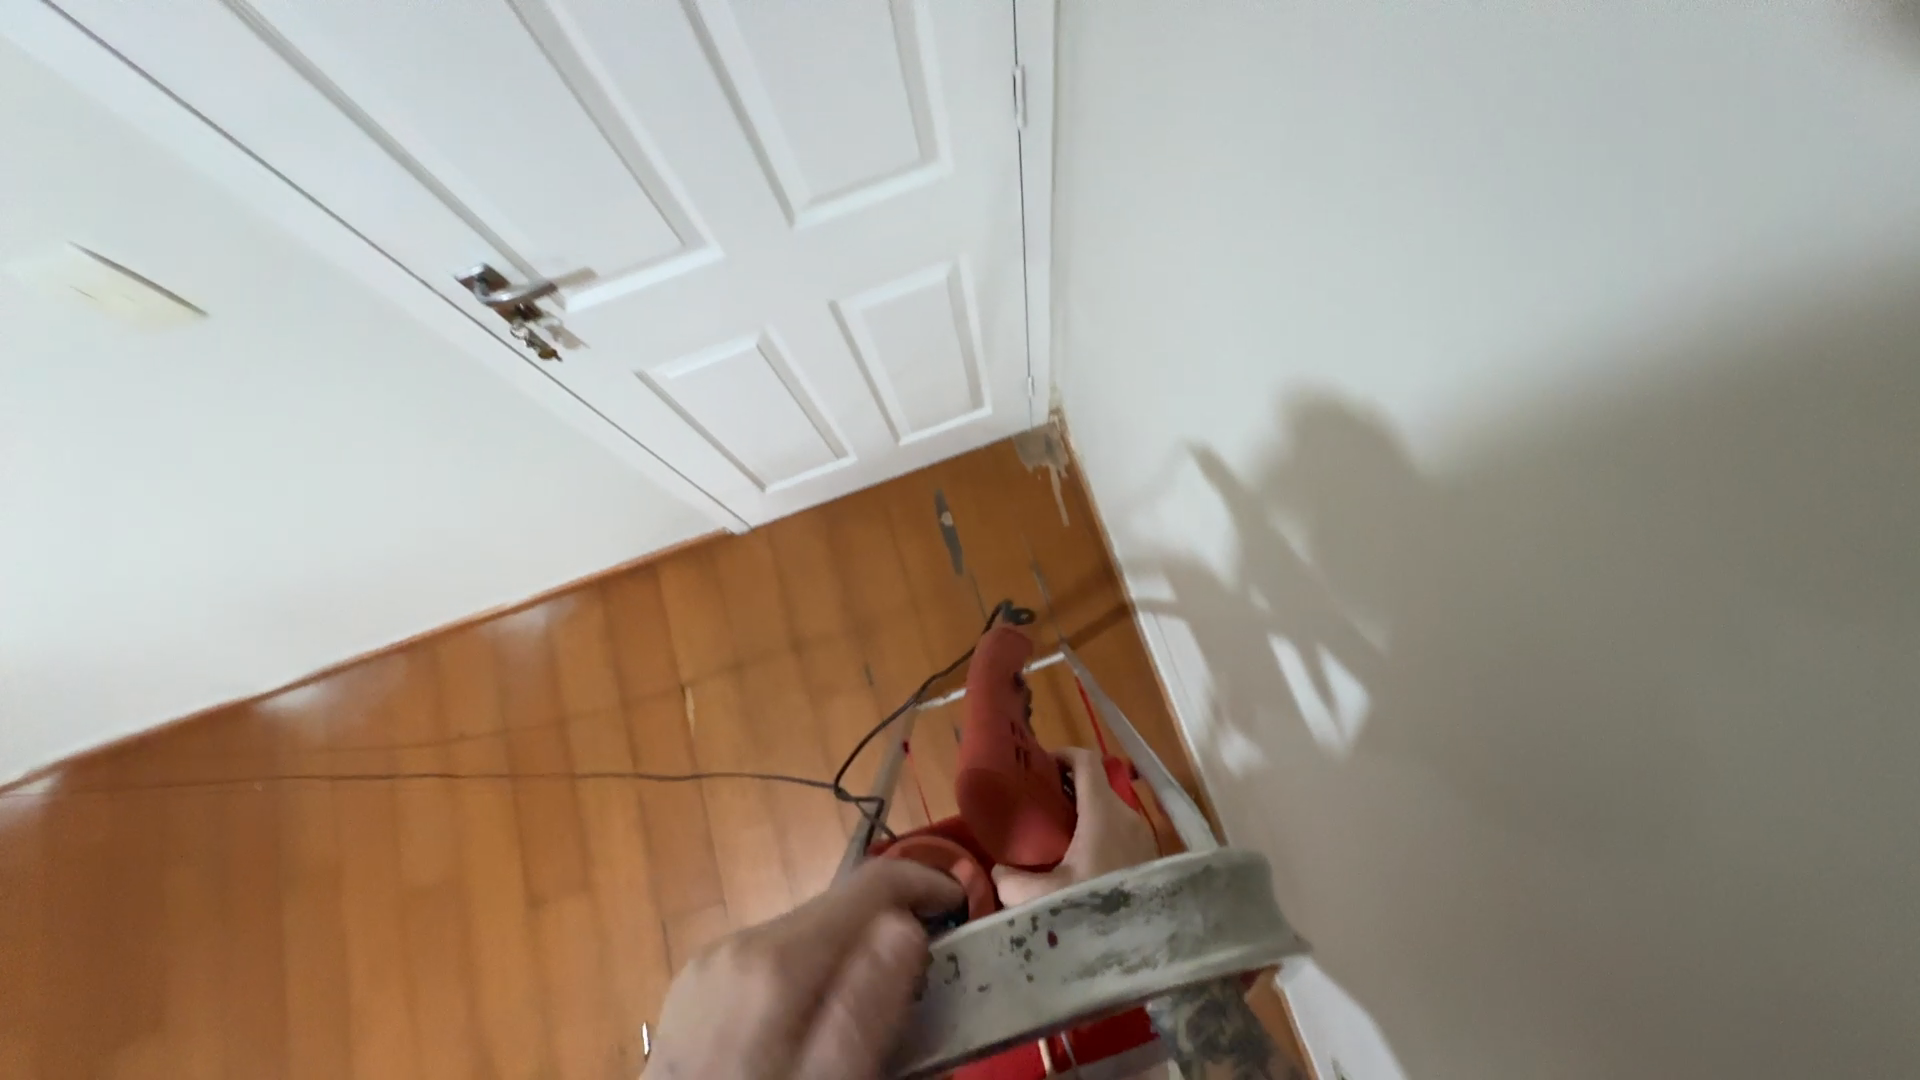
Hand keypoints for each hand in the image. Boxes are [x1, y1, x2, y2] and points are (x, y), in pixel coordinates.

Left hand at [644, 858, 964, 1079]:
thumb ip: (868, 1005)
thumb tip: (906, 924)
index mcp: (776, 959)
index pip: (870, 882)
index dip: (925, 884)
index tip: (962, 909)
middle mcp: (739, 942)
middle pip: (837, 907)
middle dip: (890, 926)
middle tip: (927, 977)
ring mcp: (711, 963)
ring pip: (806, 932)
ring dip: (850, 953)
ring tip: (873, 1007)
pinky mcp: (697, 986)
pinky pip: (773, 959)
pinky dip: (809, 973)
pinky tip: (812, 1022)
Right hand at [991, 746, 1159, 906]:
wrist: (1146, 950)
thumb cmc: (1094, 910)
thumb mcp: (1041, 898)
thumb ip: (1011, 881)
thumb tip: (998, 870)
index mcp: (1102, 811)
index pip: (1086, 760)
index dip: (1062, 754)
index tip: (1039, 766)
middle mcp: (1127, 813)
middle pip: (1096, 782)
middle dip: (1067, 785)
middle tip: (1040, 802)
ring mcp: (1142, 833)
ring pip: (1109, 806)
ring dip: (1084, 810)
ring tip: (1057, 832)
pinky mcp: (1151, 854)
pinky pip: (1121, 827)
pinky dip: (1100, 829)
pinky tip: (1082, 857)